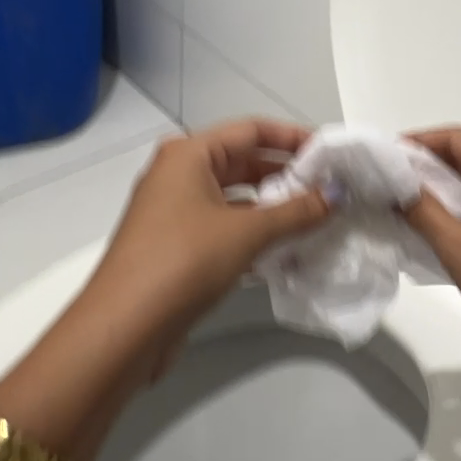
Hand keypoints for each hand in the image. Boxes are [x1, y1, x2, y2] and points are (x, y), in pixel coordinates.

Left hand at [90, 119, 331, 359]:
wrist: (123, 330)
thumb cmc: (183, 261)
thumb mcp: (248, 232)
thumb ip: (298, 211)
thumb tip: (337, 194)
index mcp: (188, 154)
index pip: (252, 130)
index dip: (293, 137)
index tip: (330, 153)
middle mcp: (177, 174)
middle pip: (242, 162)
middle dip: (286, 174)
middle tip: (329, 187)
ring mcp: (173, 211)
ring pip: (234, 197)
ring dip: (272, 207)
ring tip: (315, 218)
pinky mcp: (175, 245)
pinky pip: (224, 225)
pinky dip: (253, 232)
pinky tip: (285, 250)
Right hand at [402, 126, 460, 360]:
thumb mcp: (456, 244)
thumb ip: (421, 208)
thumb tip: (396, 185)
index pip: (458, 139)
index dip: (419, 141)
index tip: (385, 154)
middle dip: (428, 163)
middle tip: (388, 176)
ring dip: (442, 185)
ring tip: (402, 196)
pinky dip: (459, 204)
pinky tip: (432, 220)